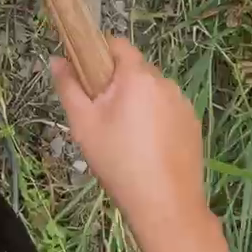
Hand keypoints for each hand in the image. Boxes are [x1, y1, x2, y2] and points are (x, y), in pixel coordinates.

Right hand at [51, 37, 207, 230]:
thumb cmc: (118, 160)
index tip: (88, 78)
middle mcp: (164, 82)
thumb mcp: (83, 123)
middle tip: (103, 114)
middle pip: (134, 68)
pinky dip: (156, 118)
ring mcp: (183, 104)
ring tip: (126, 136)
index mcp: (137, 75)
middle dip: (117, 83)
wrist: (166, 208)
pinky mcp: (194, 125)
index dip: (99, 53)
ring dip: (138, 100)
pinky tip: (148, 147)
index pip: (117, 44)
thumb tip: (57, 59)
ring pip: (152, 90)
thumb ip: (68, 86)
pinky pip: (168, 109)